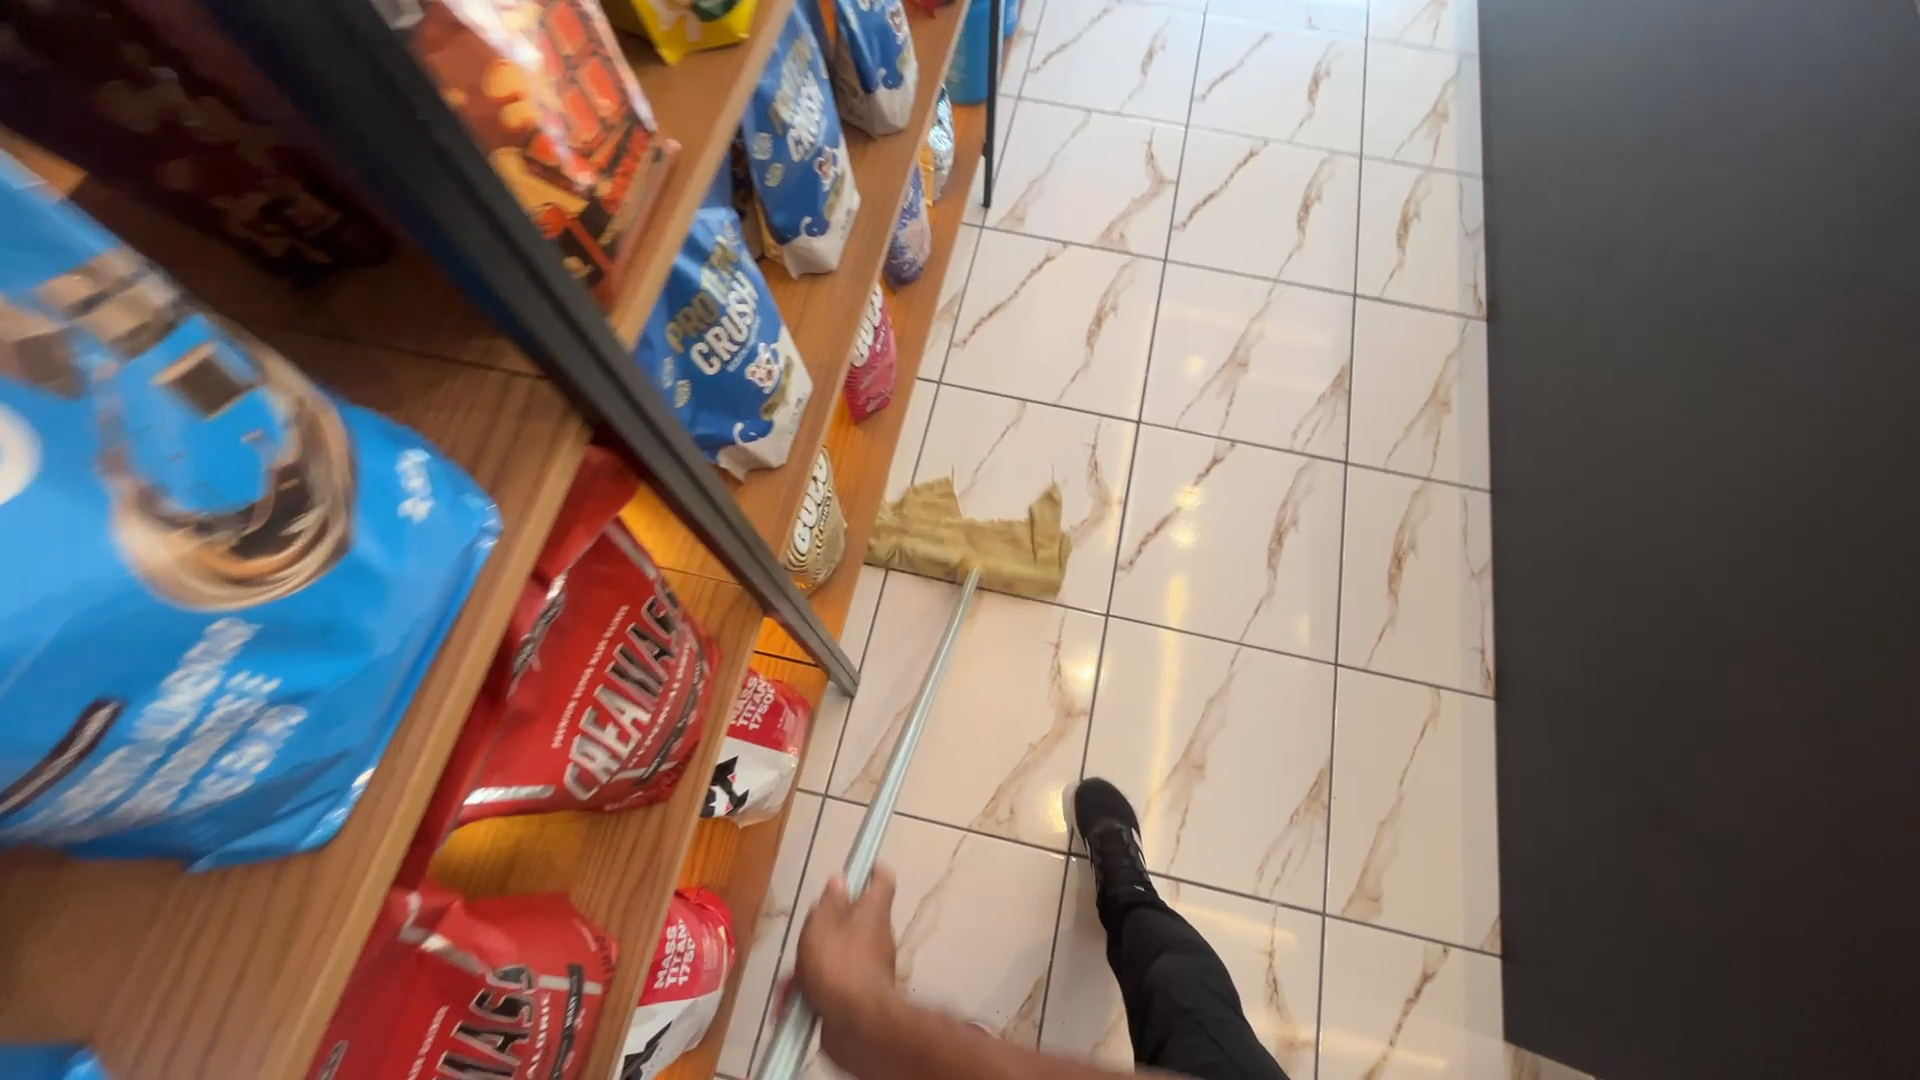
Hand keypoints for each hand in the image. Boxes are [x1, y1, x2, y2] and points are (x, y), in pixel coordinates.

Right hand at [794, 866, 899, 1025]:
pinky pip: (834, 982)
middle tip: (804, 938)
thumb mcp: (823, 923)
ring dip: (811, 965)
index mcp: (873, 910)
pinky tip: (789, 1003)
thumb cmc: (838, 963)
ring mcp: (869, 966)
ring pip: (837, 954)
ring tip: (788, 982)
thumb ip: (830, 900)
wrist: (855, 1024)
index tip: (857, 869)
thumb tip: (841, 878)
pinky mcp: (858, 994)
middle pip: (852, 920)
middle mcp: (877, 934)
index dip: (871, 871)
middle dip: (823, 930)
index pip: (882, 880)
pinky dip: (813, 989)